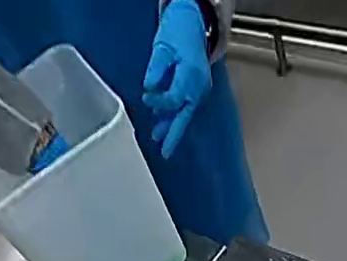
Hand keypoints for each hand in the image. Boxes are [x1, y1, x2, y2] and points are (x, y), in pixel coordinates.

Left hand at [143, 0, 212, 157]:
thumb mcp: (163, 46)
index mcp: (191, 76)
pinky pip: (186, 108)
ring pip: (185, 114)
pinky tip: (164, 123)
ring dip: (171, 127)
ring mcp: (201, 92)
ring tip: (159, 140)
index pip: (173, 100)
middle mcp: (199, 88)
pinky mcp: (198, 93)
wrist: (195, 22)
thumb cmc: (178, 30)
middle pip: (184, 117)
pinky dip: (175, 116)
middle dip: (174, 135)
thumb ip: (156, 68)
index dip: (158, 102)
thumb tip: (149, 89)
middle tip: (165, 153)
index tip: (145, 98)